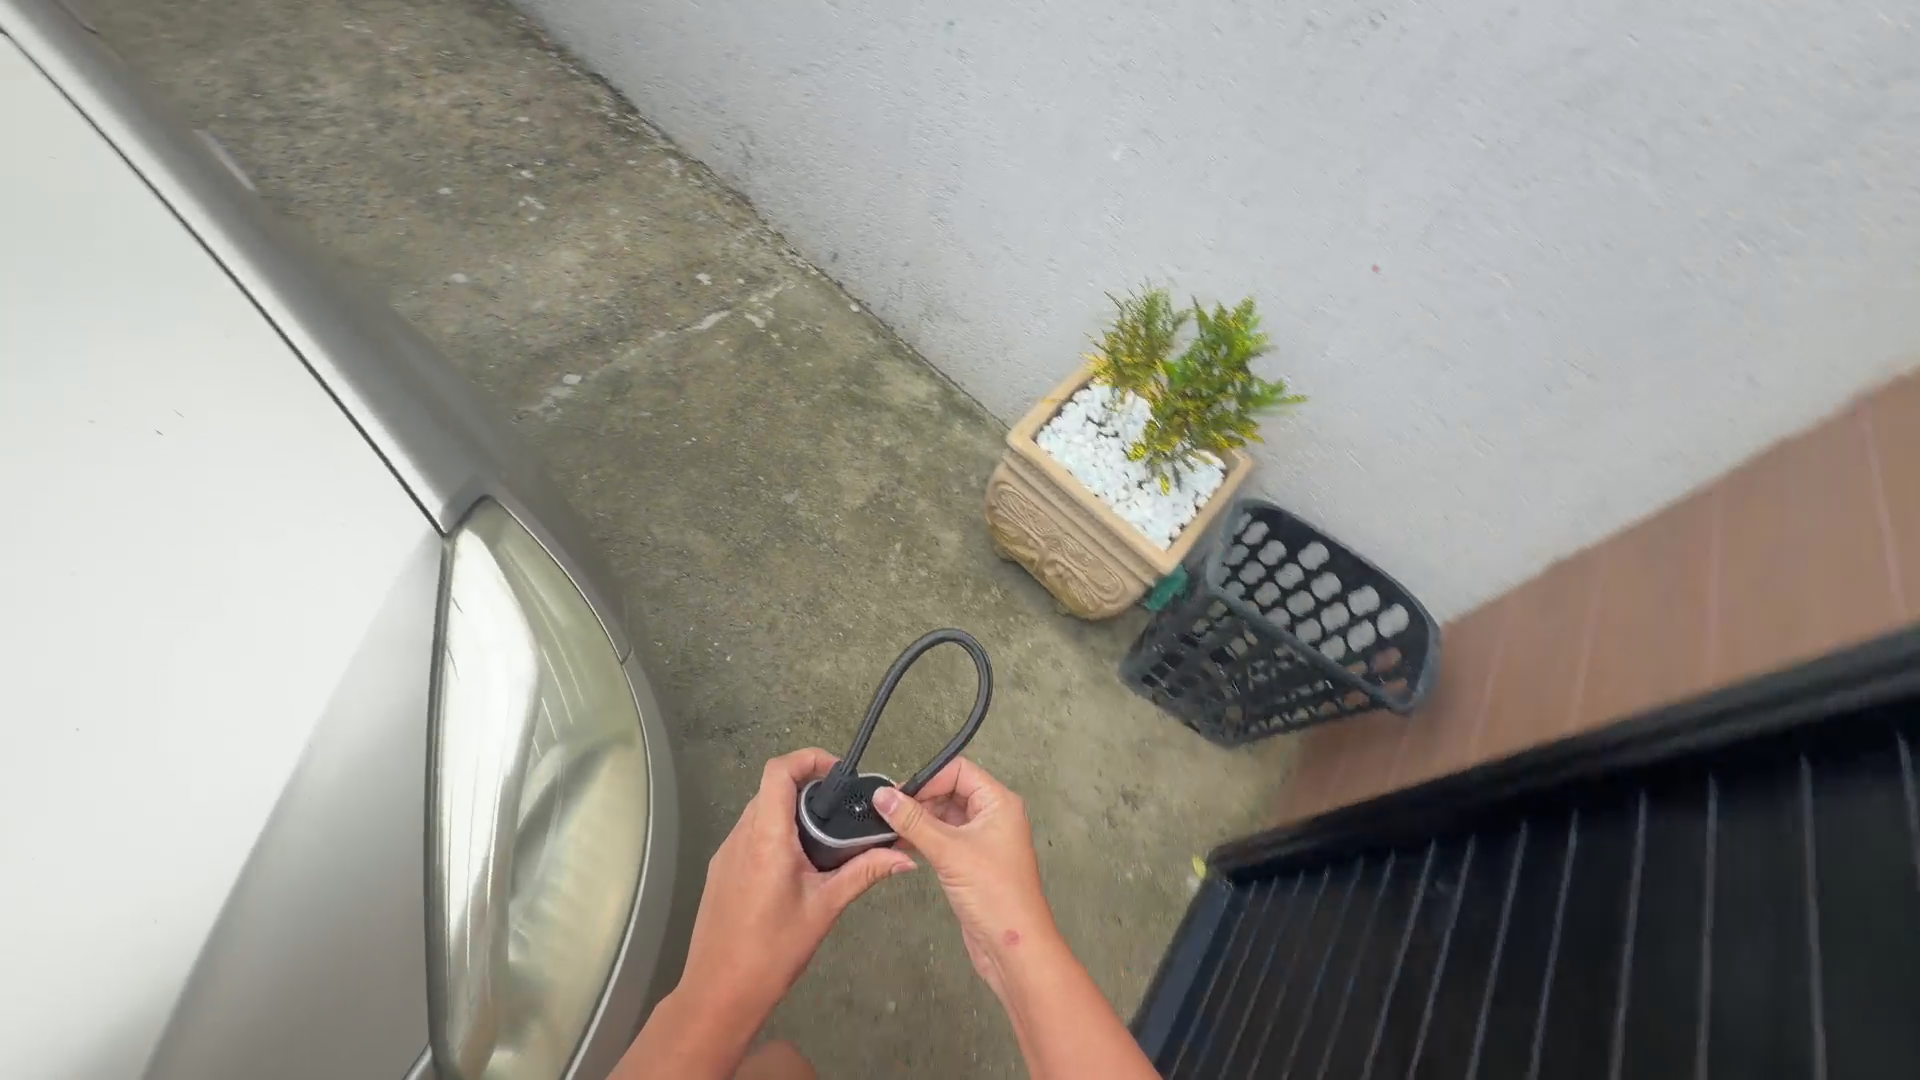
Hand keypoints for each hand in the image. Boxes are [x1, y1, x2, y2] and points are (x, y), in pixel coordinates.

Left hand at [661, 749, 912, 1067]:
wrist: (717, 996)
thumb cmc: (771, 951)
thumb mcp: (825, 908)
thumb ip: (864, 872)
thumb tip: (904, 857)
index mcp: (766, 836)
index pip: (778, 770)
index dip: (808, 758)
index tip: (838, 772)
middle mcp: (741, 836)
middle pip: (772, 788)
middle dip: (808, 787)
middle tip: (842, 807)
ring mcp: (726, 853)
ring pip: (761, 811)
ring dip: (791, 811)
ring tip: (825, 836)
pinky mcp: (721, 871)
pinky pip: (751, 834)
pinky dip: (776, 833)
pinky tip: (798, 864)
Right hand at [871, 757, 1054, 996]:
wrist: (1012, 947)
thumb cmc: (993, 893)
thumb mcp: (949, 851)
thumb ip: (913, 821)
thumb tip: (882, 796)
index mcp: (998, 802)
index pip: (959, 771)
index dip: (928, 779)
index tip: (898, 795)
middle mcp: (993, 815)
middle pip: (951, 791)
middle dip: (921, 800)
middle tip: (889, 813)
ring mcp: (983, 839)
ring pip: (945, 816)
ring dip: (919, 821)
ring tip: (889, 830)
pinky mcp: (972, 860)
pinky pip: (945, 838)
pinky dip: (924, 839)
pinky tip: (901, 845)